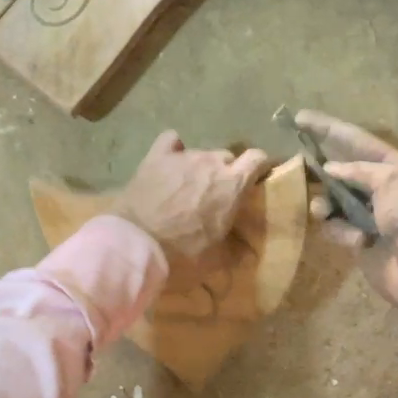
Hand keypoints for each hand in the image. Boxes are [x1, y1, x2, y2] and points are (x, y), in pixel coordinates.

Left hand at [110, 130, 268, 260]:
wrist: (138, 243)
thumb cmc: (183, 253)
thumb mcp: (217, 257)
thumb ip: (236, 246)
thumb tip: (248, 248)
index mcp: (232, 184)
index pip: (258, 158)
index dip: (258, 165)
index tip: (255, 177)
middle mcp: (211, 162)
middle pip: (226, 157)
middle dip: (224, 172)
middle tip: (213, 194)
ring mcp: (184, 155)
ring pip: (200, 153)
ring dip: (198, 167)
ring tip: (184, 188)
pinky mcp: (157, 155)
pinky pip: (171, 140)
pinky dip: (173, 149)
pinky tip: (169, 161)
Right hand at [295, 110, 397, 332]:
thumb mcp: (396, 184)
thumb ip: (361, 170)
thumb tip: (333, 170)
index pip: (358, 140)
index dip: (329, 128)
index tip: (299, 117)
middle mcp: (384, 188)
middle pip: (342, 170)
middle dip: (320, 169)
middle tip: (295, 167)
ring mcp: (372, 216)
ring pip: (333, 199)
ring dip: (326, 204)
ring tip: (324, 212)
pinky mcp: (361, 240)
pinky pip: (336, 226)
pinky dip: (339, 231)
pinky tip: (354, 240)